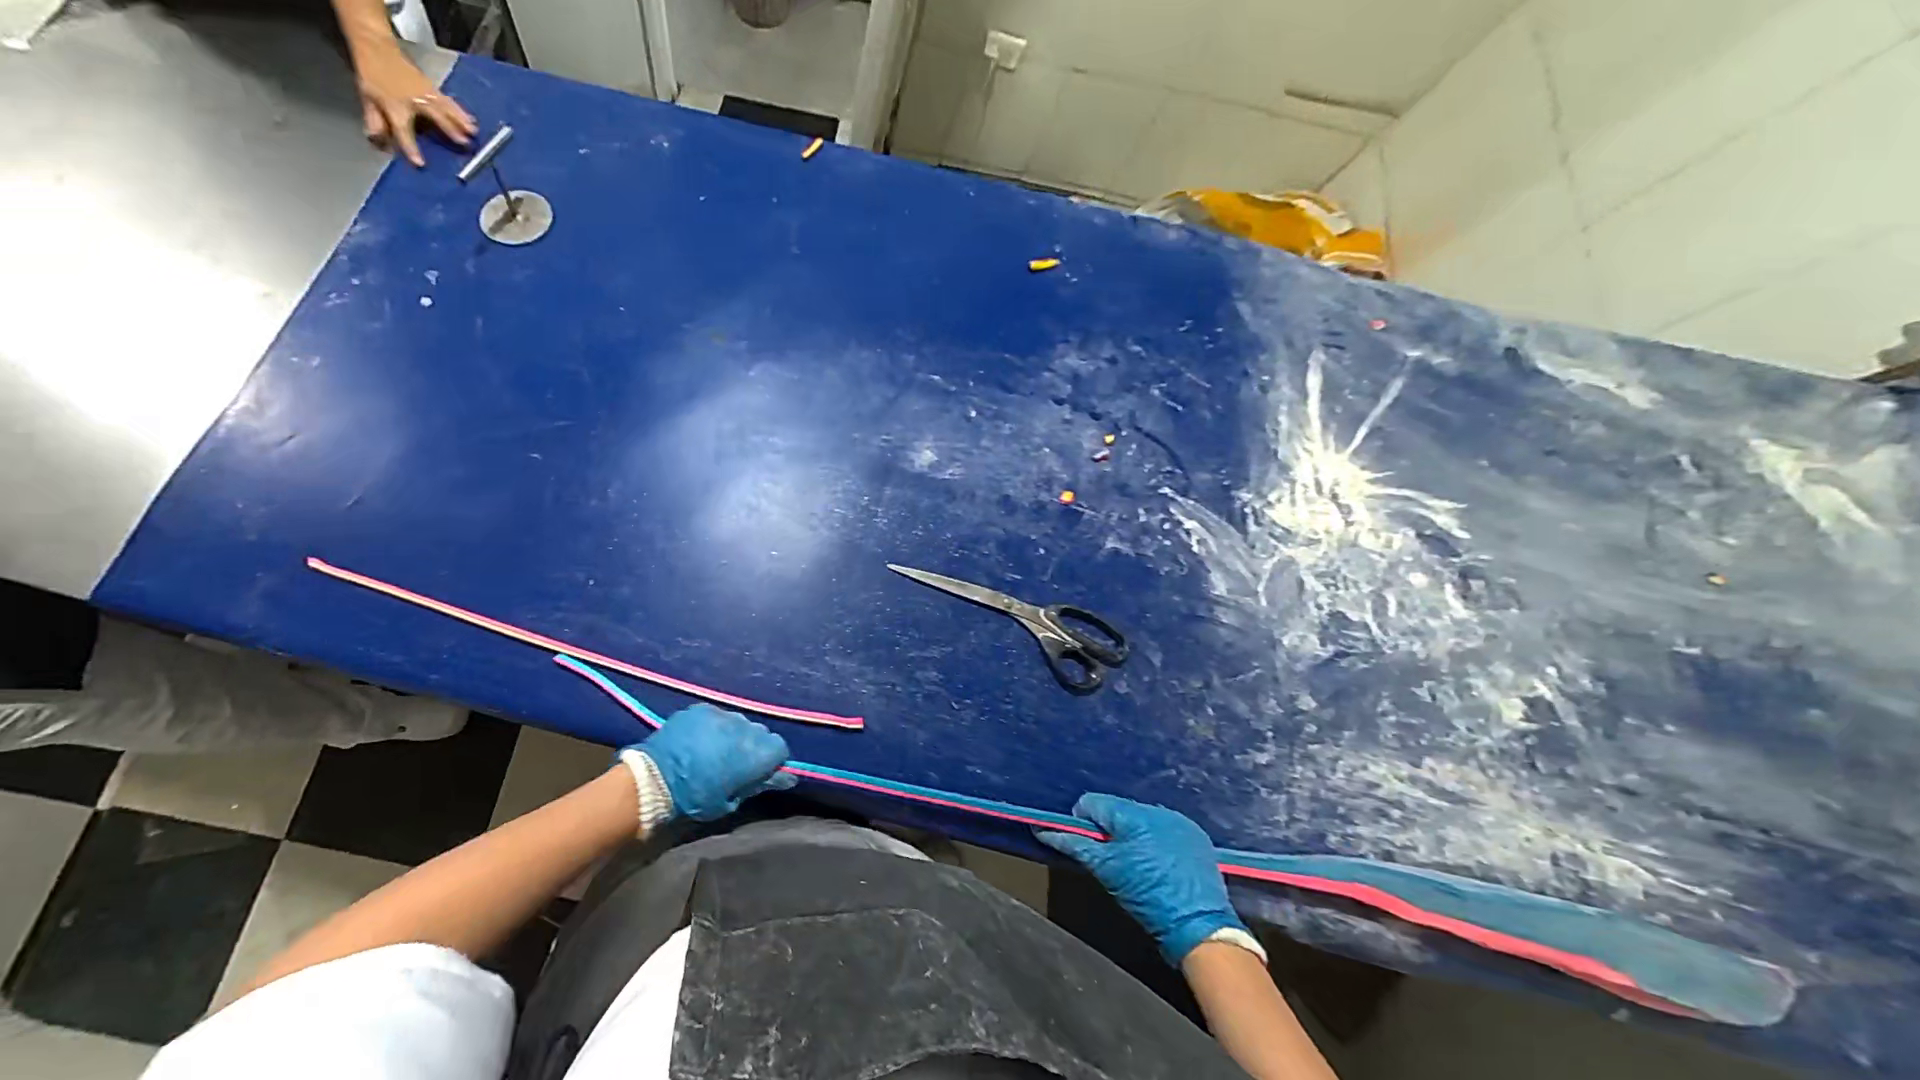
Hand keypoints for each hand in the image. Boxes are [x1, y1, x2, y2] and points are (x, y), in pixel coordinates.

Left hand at [350, 39, 476, 165]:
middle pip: (433, 116)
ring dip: (461, 121)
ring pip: (445, 108)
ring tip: (473, 133)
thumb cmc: (372, 75)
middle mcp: (412, 100)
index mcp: (393, 105)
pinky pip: (449, 101)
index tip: (420, 163)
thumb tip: (381, 142)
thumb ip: (375, 122)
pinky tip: (472, 121)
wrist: (376, 47)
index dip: (410, 147)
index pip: (402, 130)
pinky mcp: (433, 88)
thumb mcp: (367, 99)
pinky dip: (461, 112)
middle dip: (448, 129)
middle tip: (464, 143)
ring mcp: (424, 93)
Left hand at [635, 704, 794, 820]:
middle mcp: (746, 727)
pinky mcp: (702, 709)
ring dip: (733, 735)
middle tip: (736, 761)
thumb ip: (756, 784)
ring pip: (738, 722)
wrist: (654, 780)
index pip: (780, 748)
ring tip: (716, 749)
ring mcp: (723, 714)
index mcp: (758, 752)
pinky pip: (716, 717)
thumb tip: (781, 778)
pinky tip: (699, 740)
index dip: (771, 760)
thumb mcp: (731, 801)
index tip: (759, 771)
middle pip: (760, 733)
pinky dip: (712, 727)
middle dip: (752, 746)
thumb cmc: (695, 798)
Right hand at [1036, 794, 1244, 964]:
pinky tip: (1158, 866)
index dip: (1083, 822)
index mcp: (1134, 814)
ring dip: (1133, 834)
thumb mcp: (1106, 871)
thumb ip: (1075, 845)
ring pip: (1142, 819)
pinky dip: (1156, 841)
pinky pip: (1165, 829)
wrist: (1200, 927)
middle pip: (1118, 809)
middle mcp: (1158, 810)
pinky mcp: (1196, 837)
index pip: (1094, 802)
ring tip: (1135, 864)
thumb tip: (1046, 830)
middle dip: (1110, 829)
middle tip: (1110, 859)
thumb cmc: (1147, 897)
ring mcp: (1180, 822)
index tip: (1088, 846)